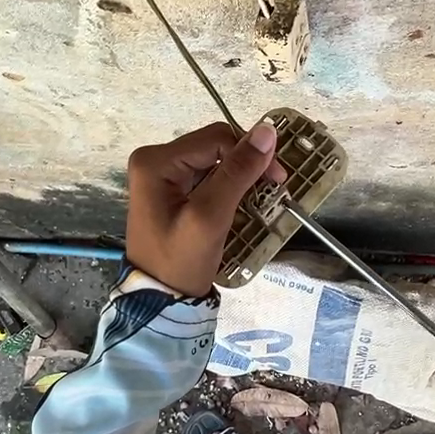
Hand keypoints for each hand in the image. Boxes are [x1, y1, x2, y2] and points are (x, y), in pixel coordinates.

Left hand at [124, 122, 285, 296]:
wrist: (159, 302)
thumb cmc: (180, 262)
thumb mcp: (210, 217)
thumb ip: (238, 173)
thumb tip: (267, 131)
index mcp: (155, 161)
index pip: (215, 138)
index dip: (250, 152)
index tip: (278, 179)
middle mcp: (155, 161)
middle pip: (215, 146)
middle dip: (246, 165)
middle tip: (274, 189)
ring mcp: (162, 176)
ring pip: (215, 161)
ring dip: (241, 176)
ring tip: (260, 198)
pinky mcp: (171, 191)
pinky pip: (208, 176)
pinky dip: (230, 187)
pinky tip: (243, 203)